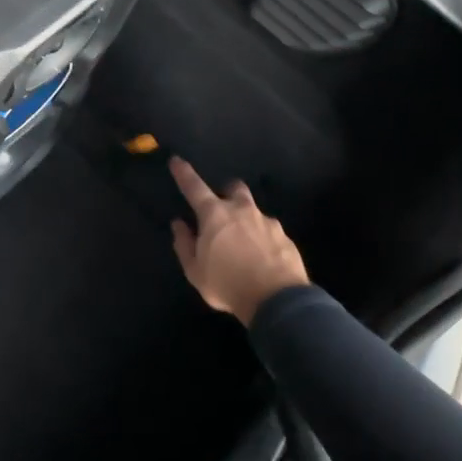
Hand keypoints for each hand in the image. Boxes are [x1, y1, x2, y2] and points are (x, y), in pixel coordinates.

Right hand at [169, 157, 309, 324]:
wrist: (276, 299)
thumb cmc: (227, 284)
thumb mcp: (195, 270)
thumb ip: (184, 244)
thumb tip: (179, 224)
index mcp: (214, 215)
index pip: (194, 187)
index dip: (183, 173)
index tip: (176, 161)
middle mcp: (242, 210)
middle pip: (234, 188)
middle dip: (227, 193)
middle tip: (222, 210)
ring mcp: (267, 222)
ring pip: (254, 211)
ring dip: (247, 220)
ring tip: (245, 245)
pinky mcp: (285, 237)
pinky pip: (270, 232)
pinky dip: (263, 240)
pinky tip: (263, 259)